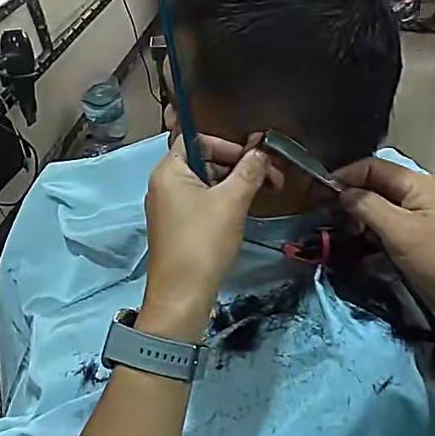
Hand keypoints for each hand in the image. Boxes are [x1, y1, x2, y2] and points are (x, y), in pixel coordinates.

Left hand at [140, 135, 278, 341]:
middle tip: (270, 179)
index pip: (197, 139)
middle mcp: (164, 184)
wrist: (182, 296)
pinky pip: (202, 202)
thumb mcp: (232, 202)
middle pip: (204, 160)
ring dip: (235, 184)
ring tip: (262, 195)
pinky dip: (224, 201)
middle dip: (238, 166)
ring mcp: (170, 207)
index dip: (227, 144)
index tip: (253, 160)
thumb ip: (249, 171)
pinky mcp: (178, 226)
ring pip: (206, 182)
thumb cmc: (203, 242)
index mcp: (169, 171)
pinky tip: (243, 212)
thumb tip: (264, 151)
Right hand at [334, 158, 434, 331]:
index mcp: (416, 183)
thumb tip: (342, 192)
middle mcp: (419, 193)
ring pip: (382, 206)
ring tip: (345, 234)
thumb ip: (367, 206)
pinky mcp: (421, 237)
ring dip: (361, 216)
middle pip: (376, 185)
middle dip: (351, 197)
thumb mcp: (399, 231)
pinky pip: (391, 225)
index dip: (344, 176)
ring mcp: (422, 215)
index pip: (371, 167)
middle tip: (329, 217)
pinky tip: (364, 245)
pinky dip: (374, 231)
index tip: (318, 194)